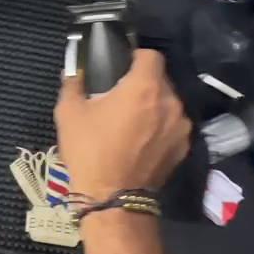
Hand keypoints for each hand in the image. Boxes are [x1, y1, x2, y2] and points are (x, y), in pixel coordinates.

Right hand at [54, 49, 191, 199]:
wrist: (112, 198)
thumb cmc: (90, 151)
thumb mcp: (69, 113)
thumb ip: (73, 83)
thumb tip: (73, 70)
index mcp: (144, 87)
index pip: (150, 55)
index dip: (135, 56)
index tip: (121, 67)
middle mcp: (170, 102)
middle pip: (161, 79)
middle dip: (143, 83)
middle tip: (120, 97)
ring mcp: (181, 126)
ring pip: (168, 103)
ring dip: (153, 106)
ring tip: (132, 121)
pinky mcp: (184, 147)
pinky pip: (173, 126)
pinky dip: (160, 127)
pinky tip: (142, 140)